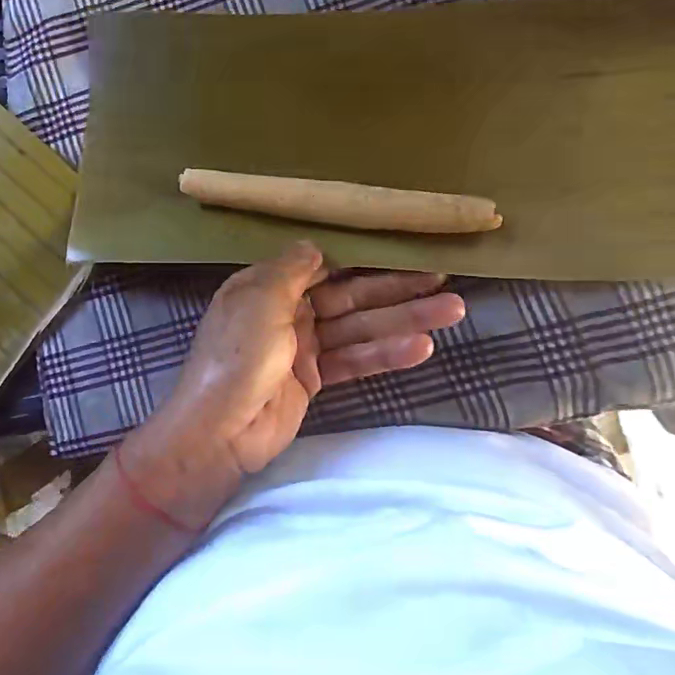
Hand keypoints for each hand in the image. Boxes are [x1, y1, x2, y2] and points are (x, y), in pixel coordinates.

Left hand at [122, 241, 466, 525]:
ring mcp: (300, 347)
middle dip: (394, 287)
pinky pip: (353, 361)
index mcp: (265, 286)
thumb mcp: (260, 300)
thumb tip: (314, 245)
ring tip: (454, 309)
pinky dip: (384, 355)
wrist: (220, 430)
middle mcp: (284, 312)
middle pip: (347, 295)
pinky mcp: (312, 380)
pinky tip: (422, 347)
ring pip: (357, 328)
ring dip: (403, 320)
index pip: (320, 264)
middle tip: (444, 275)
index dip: (360, 256)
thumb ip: (291, 271)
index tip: (401, 244)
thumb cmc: (237, 356)